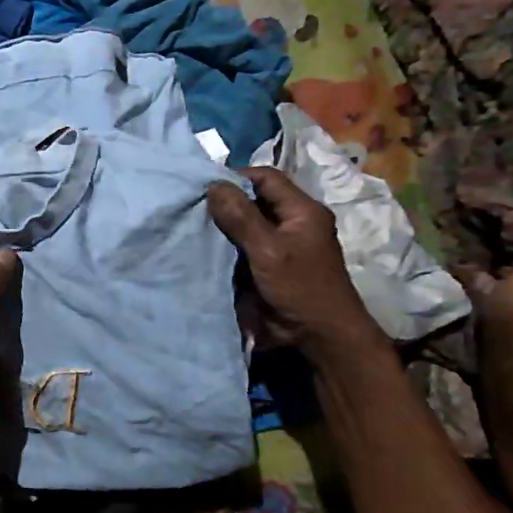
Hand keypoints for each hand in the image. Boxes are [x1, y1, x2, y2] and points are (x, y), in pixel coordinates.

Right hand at [209, 167, 382, 358]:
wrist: (319, 335)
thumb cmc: (300, 288)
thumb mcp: (268, 250)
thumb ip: (241, 217)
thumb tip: (213, 185)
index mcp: (302, 210)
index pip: (266, 177)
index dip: (235, 177)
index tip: (204, 187)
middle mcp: (292, 221)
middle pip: (255, 197)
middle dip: (225, 200)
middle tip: (193, 205)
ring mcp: (281, 242)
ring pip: (246, 220)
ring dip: (223, 222)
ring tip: (193, 222)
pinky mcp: (269, 261)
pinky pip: (244, 242)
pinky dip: (225, 241)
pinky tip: (204, 243)